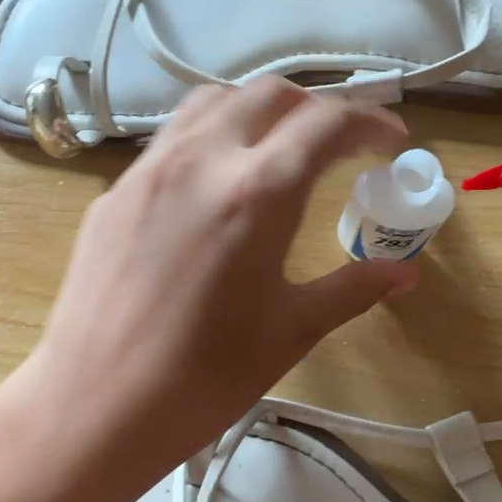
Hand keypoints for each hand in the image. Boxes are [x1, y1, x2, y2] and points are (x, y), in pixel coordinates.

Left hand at [0, 79, 417, 501]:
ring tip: (278, 151)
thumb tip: (405, 274)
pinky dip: (209, 141)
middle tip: (340, 148)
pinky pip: (170, 142)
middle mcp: (201, 160)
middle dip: (316, 109)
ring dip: (258, 113)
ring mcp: (148, 171)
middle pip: (269, 95)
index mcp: (257, 192)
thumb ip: (352, 289)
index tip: (392, 142)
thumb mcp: (290, 332)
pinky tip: (215, 190)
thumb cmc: (204, 380)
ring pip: (211, 104)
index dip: (371, 123)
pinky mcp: (113, 195)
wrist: (96, 406)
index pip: (327, 124)